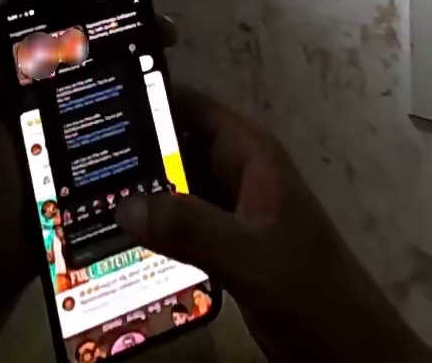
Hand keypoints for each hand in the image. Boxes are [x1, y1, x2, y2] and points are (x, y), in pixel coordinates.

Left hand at [0, 0, 137, 362]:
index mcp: (1, 66)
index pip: (42, 12)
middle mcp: (28, 80)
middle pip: (78, 36)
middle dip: (119, 18)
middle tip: (163, 23)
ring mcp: (53, 112)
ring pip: (95, 70)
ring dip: (130, 54)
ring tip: (170, 50)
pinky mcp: (73, 144)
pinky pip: (105, 110)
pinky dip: (131, 98)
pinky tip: (162, 97)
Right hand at [114, 90, 431, 362]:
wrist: (356, 356)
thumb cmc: (312, 291)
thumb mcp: (250, 256)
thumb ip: (190, 228)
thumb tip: (123, 204)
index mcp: (247, 150)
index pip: (186, 103)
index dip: (143, 95)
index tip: (93, 102)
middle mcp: (235, 166)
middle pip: (174, 140)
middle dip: (130, 145)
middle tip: (75, 153)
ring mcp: (229, 203)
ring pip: (174, 179)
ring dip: (138, 185)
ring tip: (83, 187)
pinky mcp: (224, 237)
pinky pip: (179, 215)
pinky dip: (151, 218)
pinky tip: (115, 228)